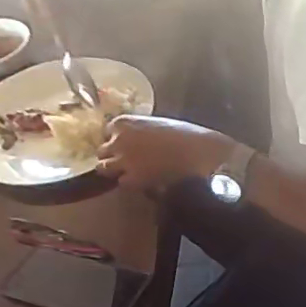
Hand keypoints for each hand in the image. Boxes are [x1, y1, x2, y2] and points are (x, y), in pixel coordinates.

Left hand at [96, 115, 233, 193]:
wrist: (203, 149)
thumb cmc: (187, 135)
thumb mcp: (157, 126)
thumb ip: (140, 133)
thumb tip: (138, 144)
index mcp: (123, 123)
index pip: (107, 133)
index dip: (118, 142)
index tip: (128, 148)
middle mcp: (118, 139)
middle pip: (102, 152)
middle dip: (113, 157)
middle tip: (129, 164)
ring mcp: (123, 159)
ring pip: (104, 168)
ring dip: (117, 172)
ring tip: (134, 176)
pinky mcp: (134, 178)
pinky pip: (122, 183)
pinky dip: (132, 184)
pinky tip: (146, 183)